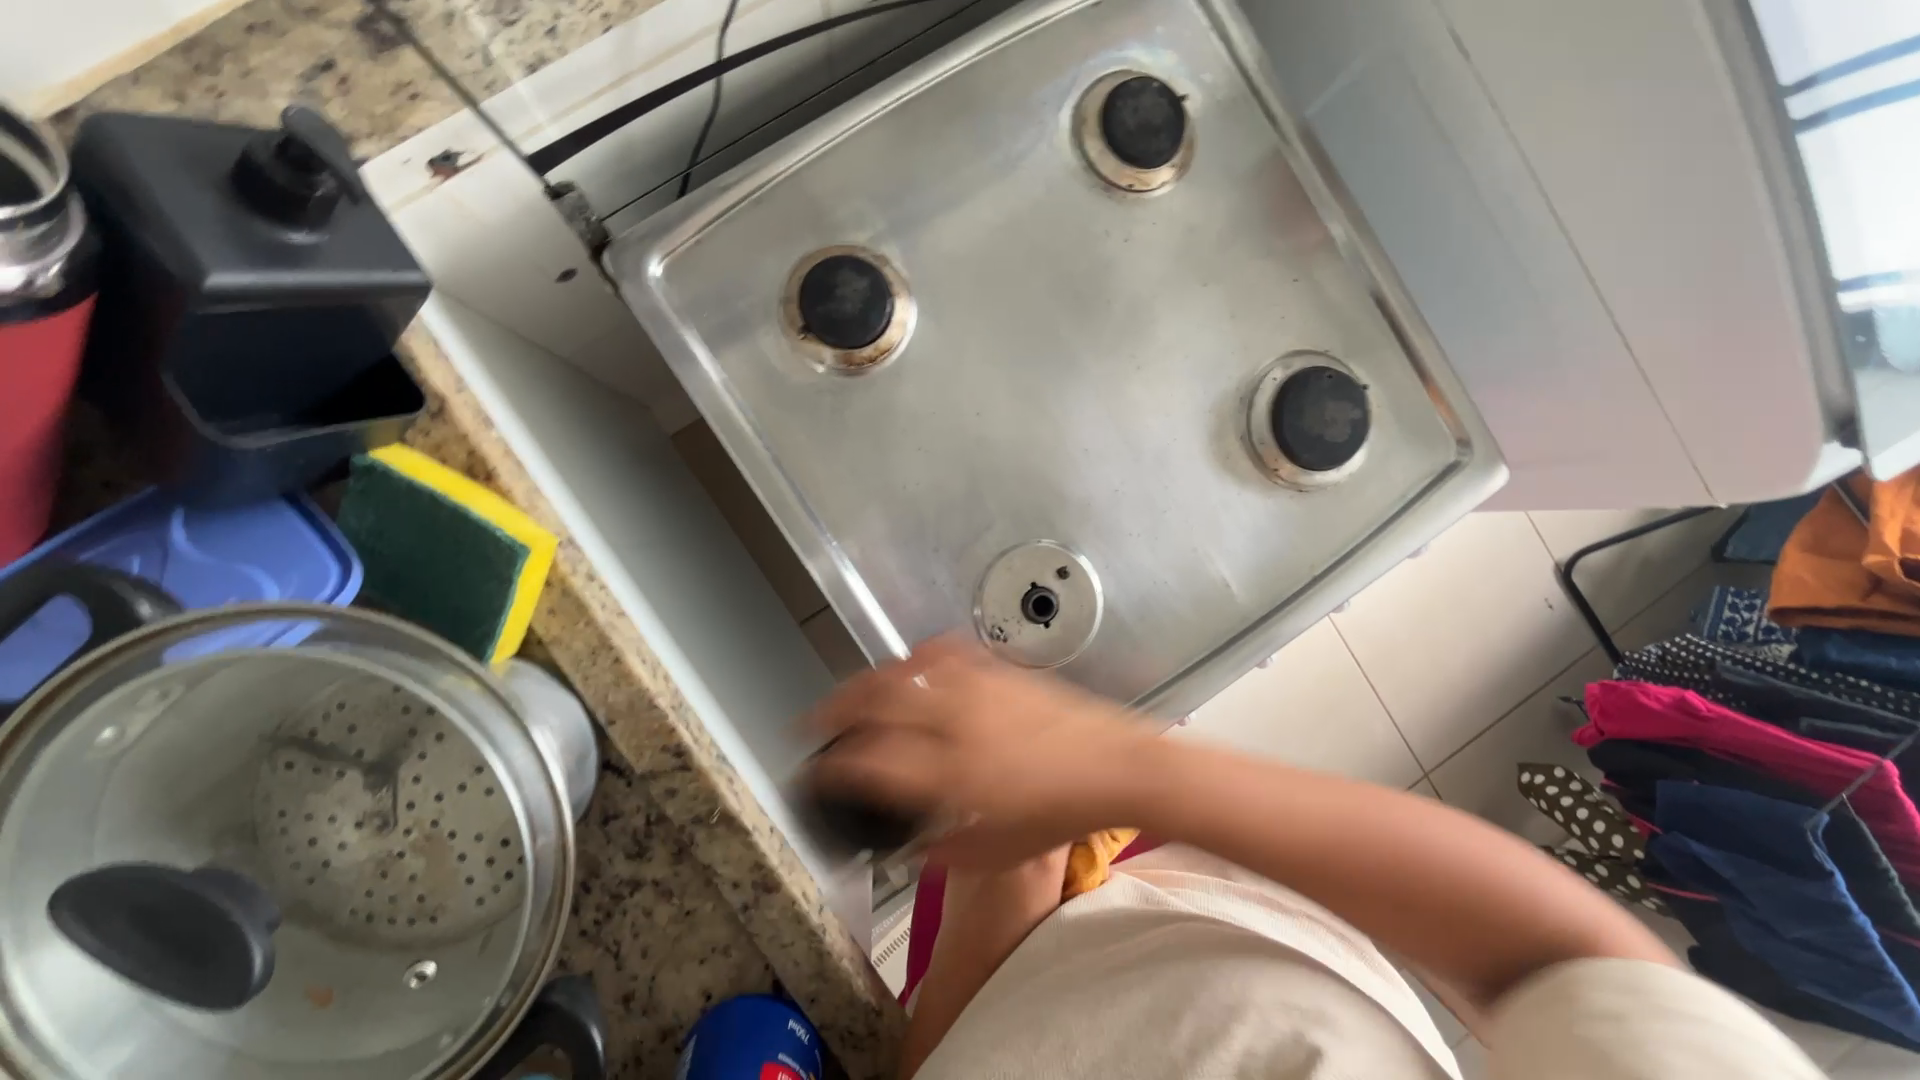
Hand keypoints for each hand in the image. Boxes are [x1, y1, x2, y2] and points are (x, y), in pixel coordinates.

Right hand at [806, 639, 1154, 866]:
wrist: (1117, 766)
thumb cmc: (1062, 816)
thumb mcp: (998, 852)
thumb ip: (944, 853)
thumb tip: (913, 849)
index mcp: (949, 774)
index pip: (870, 761)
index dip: (833, 765)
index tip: (819, 770)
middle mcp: (953, 724)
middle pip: (874, 702)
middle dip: (832, 710)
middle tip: (814, 721)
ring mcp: (975, 691)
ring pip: (903, 671)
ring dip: (867, 680)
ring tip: (851, 691)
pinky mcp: (998, 671)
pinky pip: (947, 652)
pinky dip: (920, 656)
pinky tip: (912, 662)